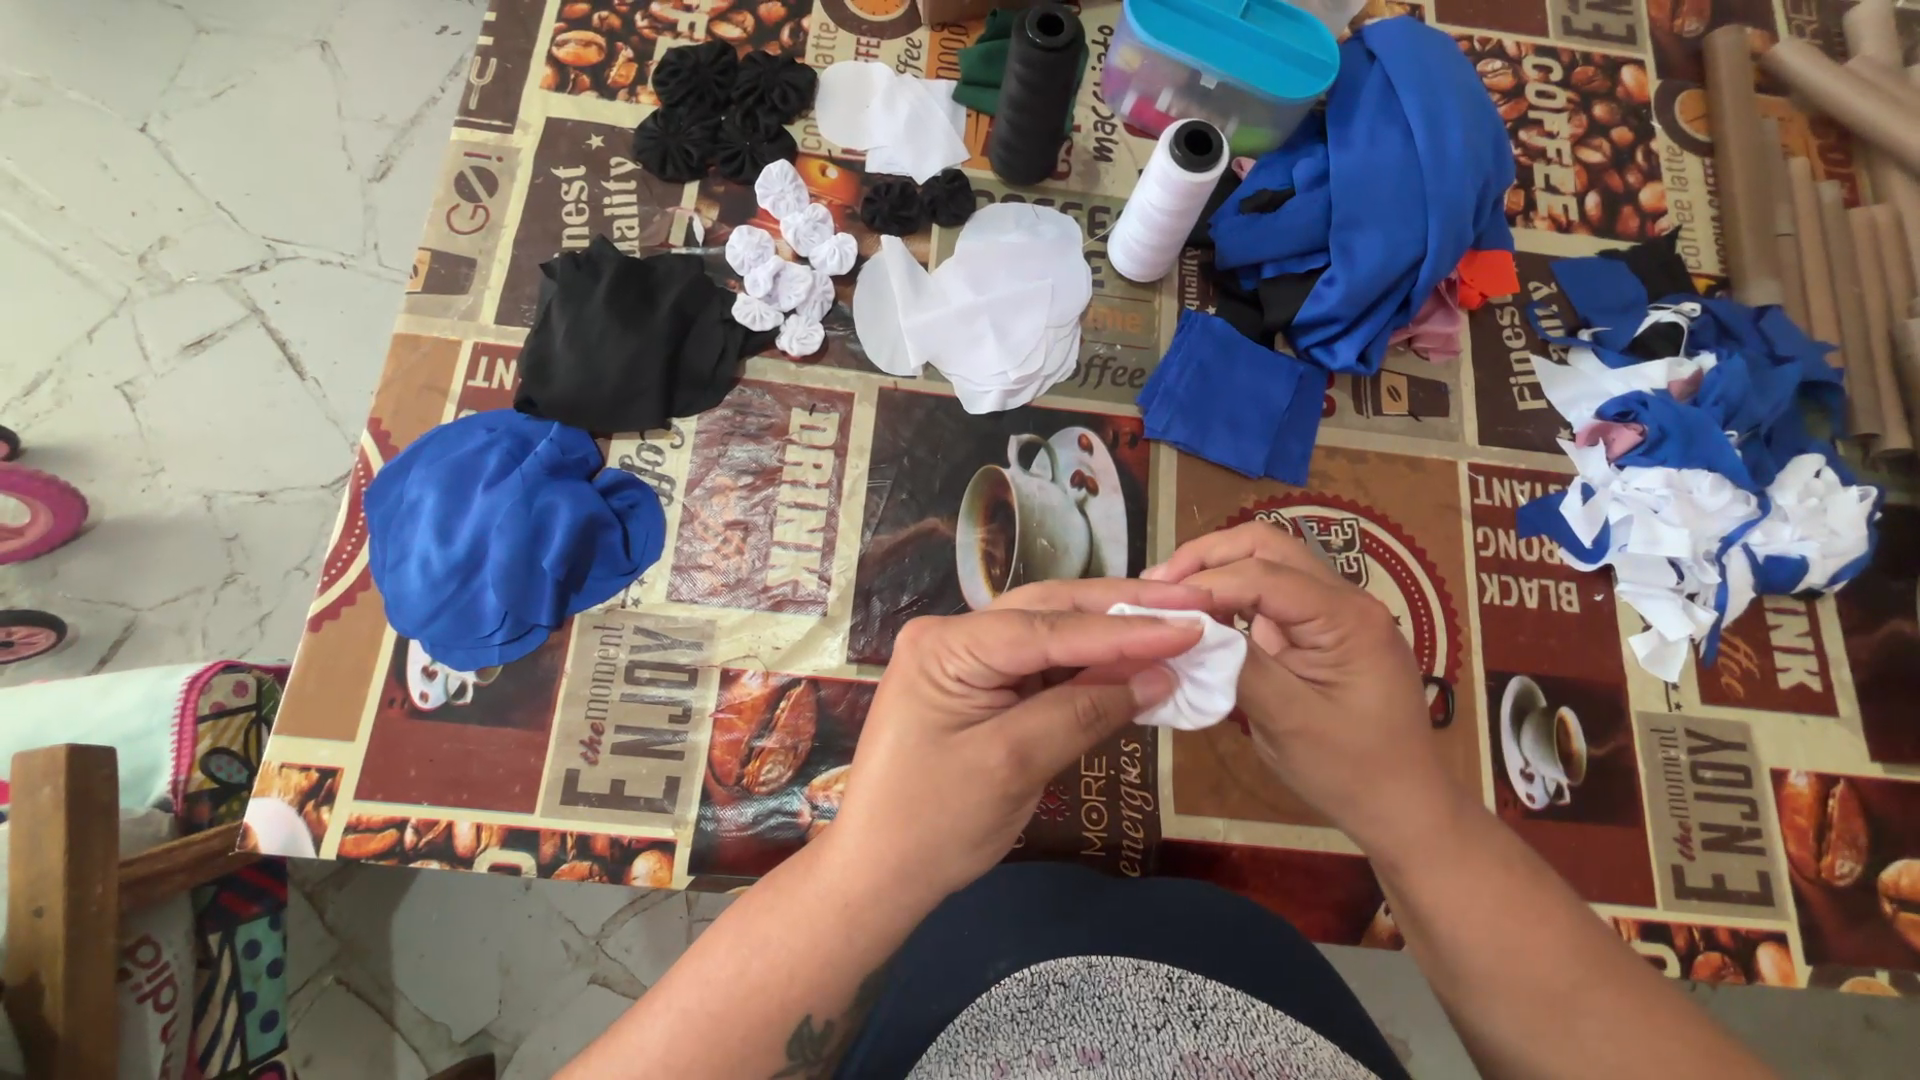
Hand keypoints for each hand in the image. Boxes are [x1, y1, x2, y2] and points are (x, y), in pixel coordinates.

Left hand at [826, 577, 1209, 899]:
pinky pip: (1039, 665)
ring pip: (1049, 633)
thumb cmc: (934, 824)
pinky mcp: (977, 685)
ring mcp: (963, 658)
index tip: (1190, 626)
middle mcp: (952, 636)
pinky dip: (1087, 666)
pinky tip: (1131, 664)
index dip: (1125, 629)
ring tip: (1174, 626)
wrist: (877, 873)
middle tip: (1192, 604)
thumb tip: (1158, 675)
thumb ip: (1085, 711)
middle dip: (1122, 610)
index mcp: (946, 645)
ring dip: (1109, 635)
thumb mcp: (1014, 764)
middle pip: (1049, 612)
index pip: (1048, 628)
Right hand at [1145, 521, 1456, 847]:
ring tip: (1168, 595)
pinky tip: (1199, 615)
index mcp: (1347, 617)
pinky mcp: (1319, 630)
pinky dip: (1229, 595)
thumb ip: (1236, 664)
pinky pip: (1270, 594)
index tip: (1156, 605)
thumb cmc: (1349, 769)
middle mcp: (1344, 599)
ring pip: (1267, 562)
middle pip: (1267, 546)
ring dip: (1216, 571)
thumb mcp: (1286, 719)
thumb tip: (1184, 627)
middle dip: (1207, 557)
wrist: (1402, 806)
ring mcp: (1333, 612)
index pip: (1263, 574)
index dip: (1204, 583)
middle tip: (1158, 585)